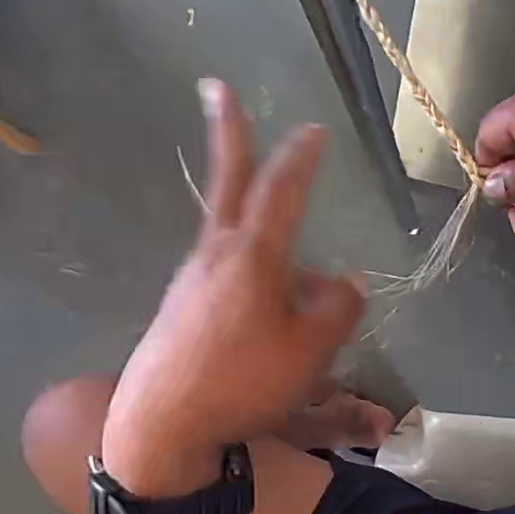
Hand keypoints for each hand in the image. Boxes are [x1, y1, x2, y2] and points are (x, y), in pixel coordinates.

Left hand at [100, 79, 363, 494]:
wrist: (165, 423)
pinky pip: (226, 283)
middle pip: (228, 186)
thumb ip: (337, 309)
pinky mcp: (181, 311)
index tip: (315, 130)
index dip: (301, 158)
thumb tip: (349, 280)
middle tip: (216, 90)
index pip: (281, 191)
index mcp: (252, 256)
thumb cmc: (245, 381)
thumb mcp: (310, 350)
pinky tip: (263, 321)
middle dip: (228, 135)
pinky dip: (252, 286)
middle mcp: (215, 256)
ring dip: (265, 246)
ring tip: (297, 301)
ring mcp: (191, 282)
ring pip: (235, 246)